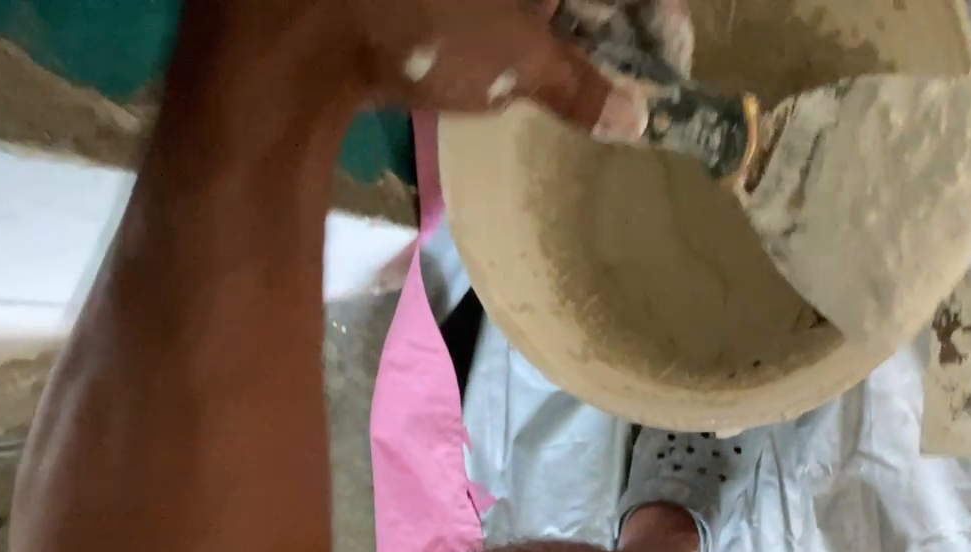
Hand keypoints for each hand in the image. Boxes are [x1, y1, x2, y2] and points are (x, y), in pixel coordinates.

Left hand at [351, 0, 659, 136]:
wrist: (301, 22)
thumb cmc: (423, 26)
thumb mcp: (516, 62)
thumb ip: (580, 87)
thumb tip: (635, 120)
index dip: (657, 17)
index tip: (669, 55)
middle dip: (616, 22)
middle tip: (630, 71)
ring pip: (544, 1)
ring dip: (572, 25)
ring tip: (588, 69)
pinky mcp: (448, 3)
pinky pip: (505, 6)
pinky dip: (528, 21)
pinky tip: (531, 50)